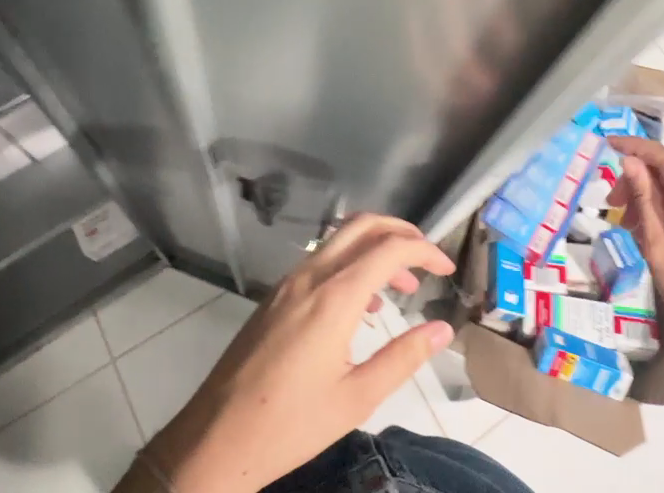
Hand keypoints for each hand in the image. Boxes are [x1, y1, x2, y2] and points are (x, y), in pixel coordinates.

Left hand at [131, 214, 456, 492]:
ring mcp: (287, 283)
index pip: (389, 248)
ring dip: (374, 249)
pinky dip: (349, 265)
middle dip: (400, 232)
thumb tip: (442, 329)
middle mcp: (310, 276)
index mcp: (334, 297)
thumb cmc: (292, 424)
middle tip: (427, 260)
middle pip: (362, 226)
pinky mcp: (274, 297)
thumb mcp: (357, 397)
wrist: (217, 437)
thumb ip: (403, 357)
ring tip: (400, 289)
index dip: (425, 250)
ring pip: (339, 241)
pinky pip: (319, 262)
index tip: (447, 268)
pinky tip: (360, 307)